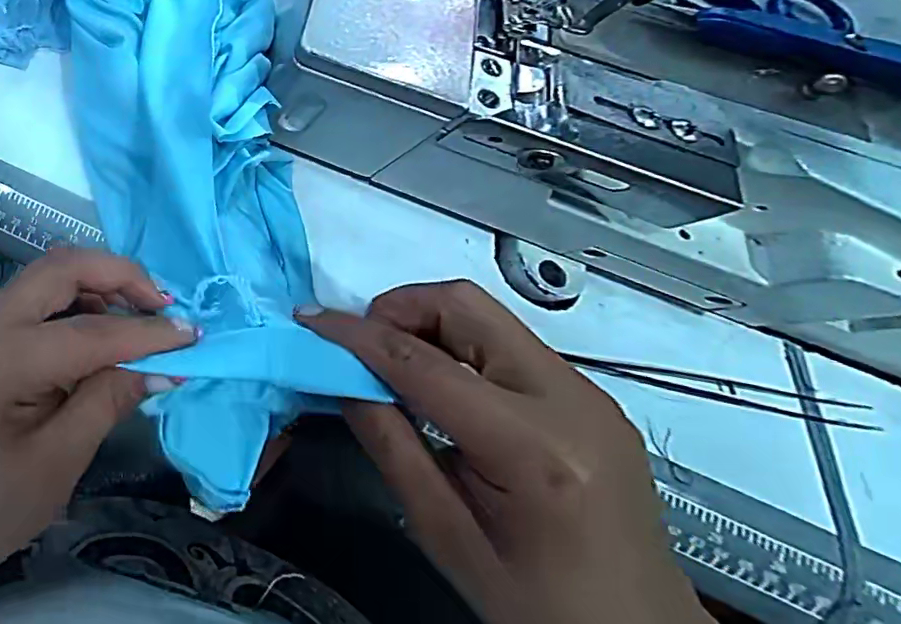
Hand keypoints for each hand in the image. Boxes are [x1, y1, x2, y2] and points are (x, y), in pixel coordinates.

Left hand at [0, 249, 194, 623]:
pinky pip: (44, 287)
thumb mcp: (62, 459)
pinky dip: (83, 291)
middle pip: (64, 266)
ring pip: (54, 268)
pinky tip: (108, 318)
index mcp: (0, 360)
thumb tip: (165, 361)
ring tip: (145, 310)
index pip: (88, 332)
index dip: (146, 332)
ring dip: (103, 278)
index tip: (193, 335)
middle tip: (165, 305)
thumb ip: (111, 398)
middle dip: (121, 275)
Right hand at [299, 281, 710, 623]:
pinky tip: (443, 384)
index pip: (424, 363)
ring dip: (428, 323)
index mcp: (532, 448)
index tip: (311, 322)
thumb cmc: (535, 605)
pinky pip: (507, 341)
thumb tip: (342, 377)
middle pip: (465, 305)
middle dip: (399, 310)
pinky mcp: (589, 393)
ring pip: (486, 314)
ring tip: (397, 365)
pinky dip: (459, 344)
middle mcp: (568, 399)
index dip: (357, 335)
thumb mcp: (445, 534)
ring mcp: (587, 391)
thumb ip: (388, 444)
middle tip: (362, 348)